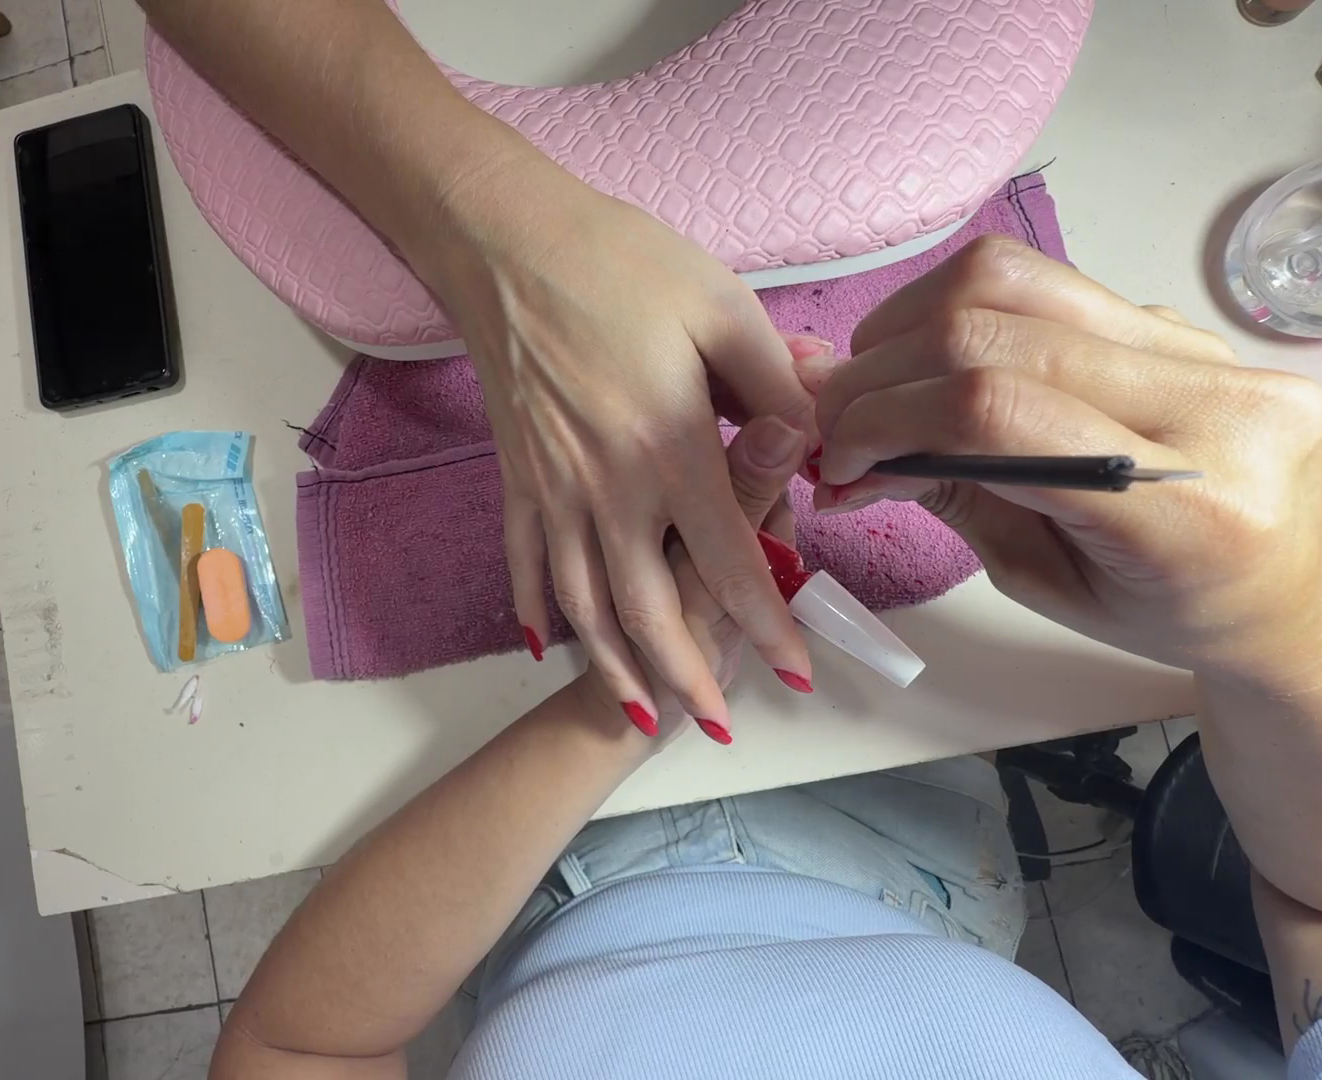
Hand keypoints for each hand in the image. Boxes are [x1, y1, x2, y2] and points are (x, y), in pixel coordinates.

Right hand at [416, 154, 815, 737]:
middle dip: (683, 672)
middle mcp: (605, 487)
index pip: (728, 558)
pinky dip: (535, 609)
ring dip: (610, 663)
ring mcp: (551, 490)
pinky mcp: (516, 479)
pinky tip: (547, 644)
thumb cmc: (618, 266)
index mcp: (667, 446)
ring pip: (581, 601)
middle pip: (644, 606)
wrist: (509, 249)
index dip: (765, 622)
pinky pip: (524, 560)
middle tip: (712, 718)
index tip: (793, 672)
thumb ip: (773, 386)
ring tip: (635, 707)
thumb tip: (812, 445)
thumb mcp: (719, 307)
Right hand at [807, 236, 1321, 677]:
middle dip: (874, 377)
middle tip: (831, 424)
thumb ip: (944, 501)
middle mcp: (1208, 402)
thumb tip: (840, 463)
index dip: (884, 422)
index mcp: (1183, 510)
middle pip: (987, 333)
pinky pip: (1035, 283)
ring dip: (902, 327)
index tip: (837, 460)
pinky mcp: (1176, 318)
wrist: (1287, 580)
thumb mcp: (1033, 580)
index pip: (995, 412)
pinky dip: (945, 310)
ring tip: (872, 385)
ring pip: (1007, 282)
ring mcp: (1199, 344)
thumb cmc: (1157, 608)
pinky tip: (922, 359)